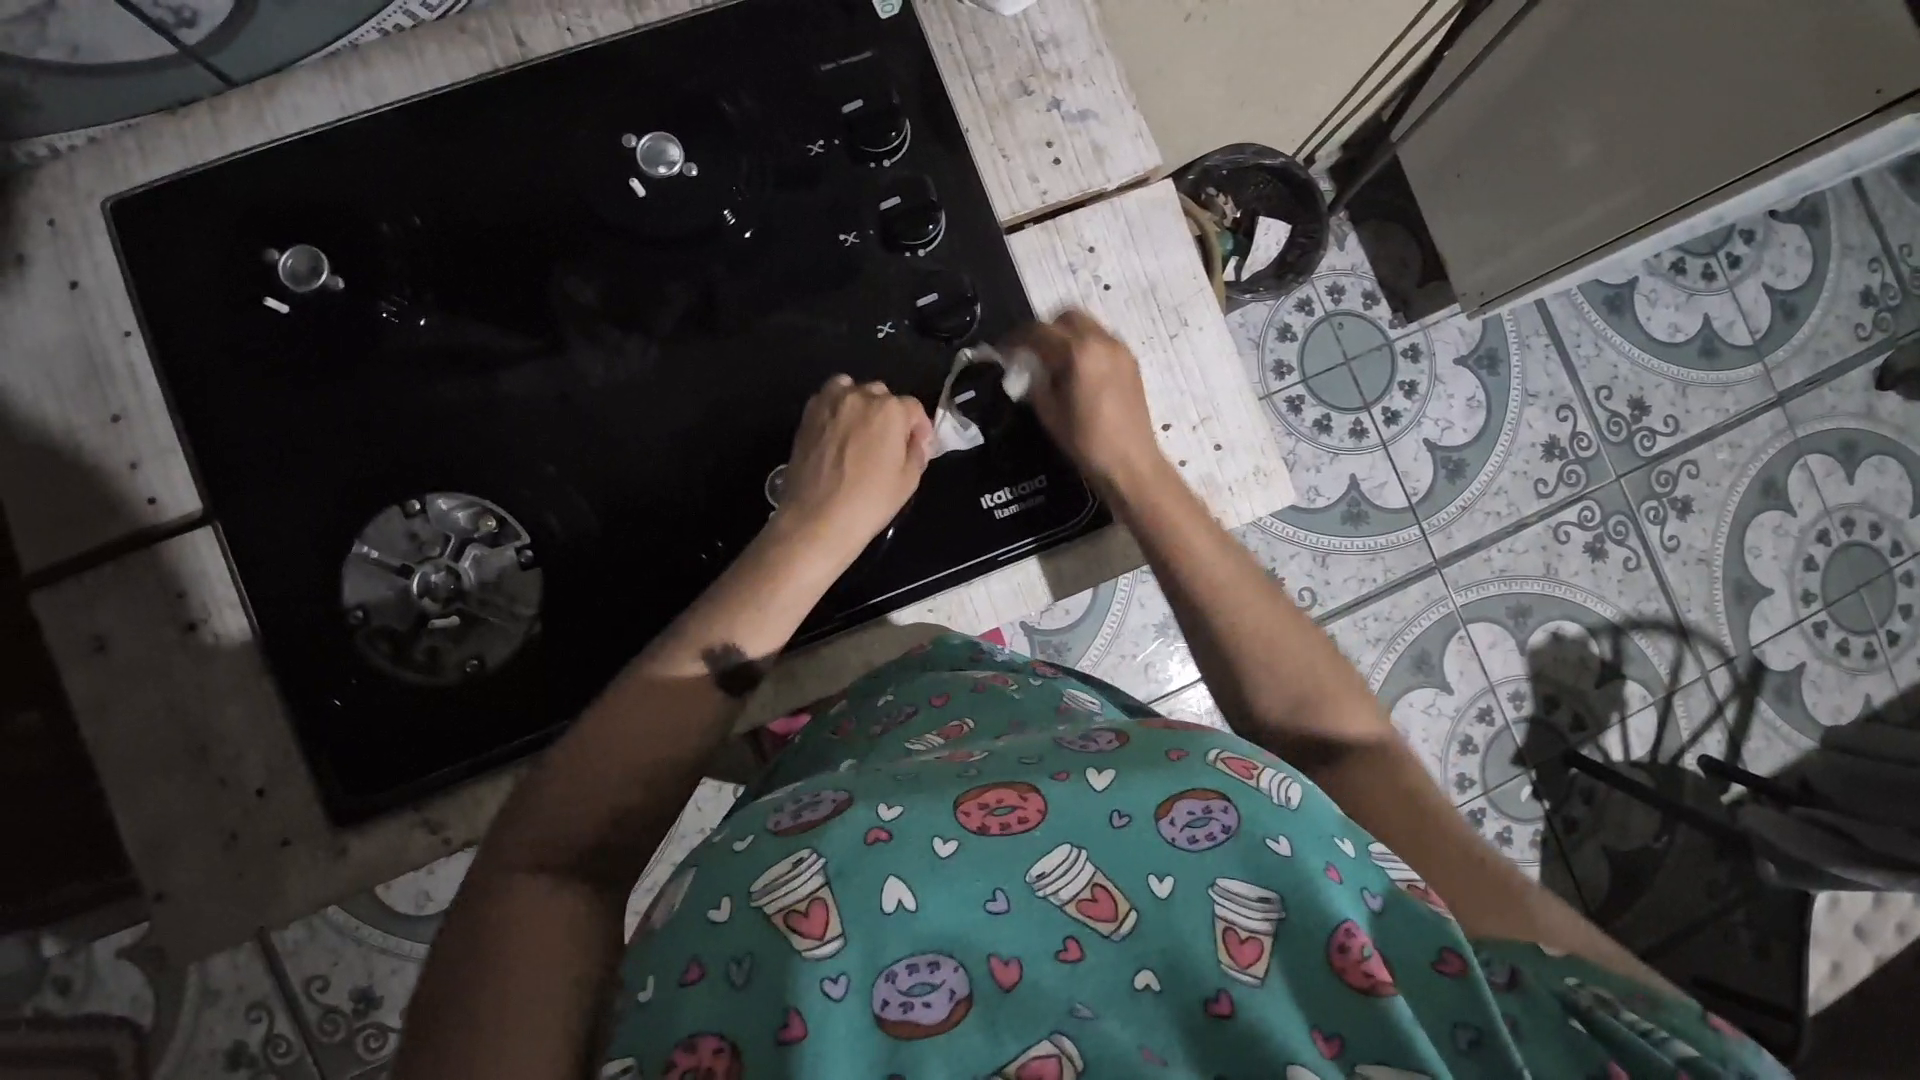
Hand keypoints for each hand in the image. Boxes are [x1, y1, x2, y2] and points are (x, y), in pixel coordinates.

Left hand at [775, 375, 931, 562]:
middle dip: (890, 414)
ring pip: (851, 389)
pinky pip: (827, 400)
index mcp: (890, 410)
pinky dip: (836, 408)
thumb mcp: (909, 480)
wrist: (817, 518)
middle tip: (889, 443)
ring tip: (861, 430)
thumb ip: (917, 452)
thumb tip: (916, 442)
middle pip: (882, 395)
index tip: (918, 446)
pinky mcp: (807, 415)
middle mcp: (859, 396)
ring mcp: (829, 403)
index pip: (913, 408)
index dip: (919, 428)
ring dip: (861, 404)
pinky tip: (838, 432)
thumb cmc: (869, 501)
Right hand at [1013, 310, 1162, 489]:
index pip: (1039, 331)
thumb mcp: (1049, 412)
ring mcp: (1120, 349)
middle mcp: (1102, 341)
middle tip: (1030, 352)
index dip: (1017, 338)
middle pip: (1066, 317)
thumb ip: (1035, 380)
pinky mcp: (1130, 361)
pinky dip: (1085, 345)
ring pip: (1087, 325)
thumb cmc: (1085, 441)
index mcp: (1079, 352)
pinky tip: (1078, 371)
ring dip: (1066, 335)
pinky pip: (1102, 340)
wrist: (1130, 462)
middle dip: (1045, 330)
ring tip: (1054, 361)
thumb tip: (1027, 366)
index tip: (1004, 350)